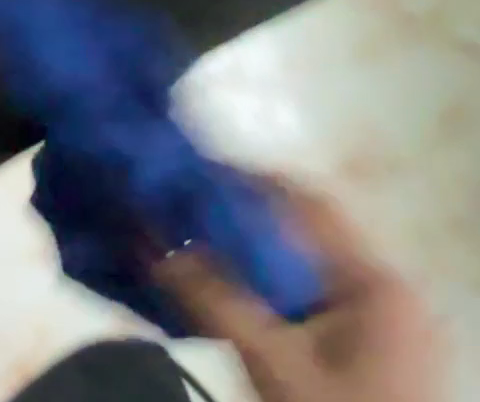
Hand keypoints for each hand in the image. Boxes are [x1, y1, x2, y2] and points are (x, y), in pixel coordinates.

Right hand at [154, 177, 444, 401]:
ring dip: (241, 236)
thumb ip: (206, 293)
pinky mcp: (368, 335)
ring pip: (299, 250)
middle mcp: (387, 286)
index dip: (240, 178)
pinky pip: (304, 278)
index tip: (178, 169)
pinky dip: (257, 265)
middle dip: (233, 206)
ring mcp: (383, 313)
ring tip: (182, 231)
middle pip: (301, 222)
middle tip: (171, 199)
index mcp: (378, 284)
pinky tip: (217, 273)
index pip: (305, 201)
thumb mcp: (267, 360)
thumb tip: (141, 235)